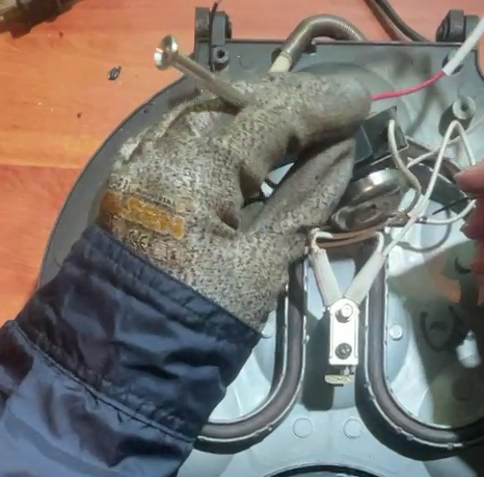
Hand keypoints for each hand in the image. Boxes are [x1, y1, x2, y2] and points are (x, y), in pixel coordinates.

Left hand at [100, 72, 369, 328]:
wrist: (121, 368)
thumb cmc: (199, 322)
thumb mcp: (261, 265)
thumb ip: (304, 200)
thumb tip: (339, 152)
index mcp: (194, 167)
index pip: (269, 114)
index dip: (321, 105)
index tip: (362, 101)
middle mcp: (158, 149)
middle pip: (233, 104)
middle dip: (288, 103)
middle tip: (336, 109)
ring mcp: (135, 166)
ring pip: (202, 117)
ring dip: (252, 117)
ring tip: (298, 123)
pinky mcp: (127, 188)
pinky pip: (176, 142)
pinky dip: (216, 137)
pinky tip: (243, 145)